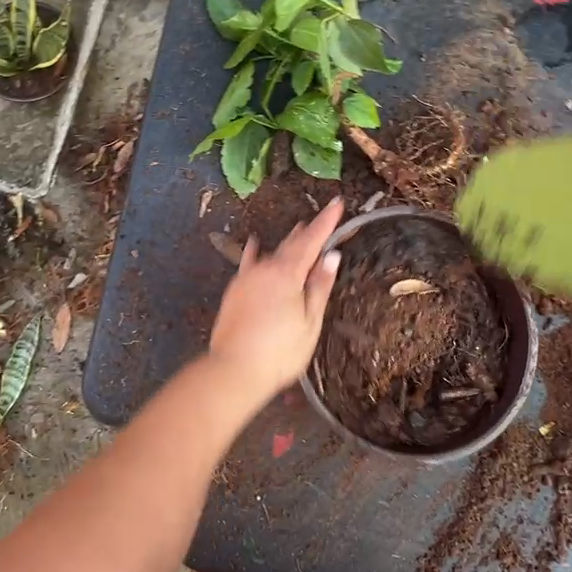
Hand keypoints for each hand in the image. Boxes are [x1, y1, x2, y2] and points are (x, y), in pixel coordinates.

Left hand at [208, 198, 345, 401]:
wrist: (233, 369)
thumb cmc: (279, 352)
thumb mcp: (309, 322)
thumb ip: (319, 287)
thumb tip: (331, 256)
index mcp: (287, 275)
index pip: (311, 241)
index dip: (326, 221)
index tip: (337, 203)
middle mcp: (265, 269)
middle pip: (291, 244)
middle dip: (309, 230)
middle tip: (323, 216)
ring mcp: (247, 278)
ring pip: (272, 253)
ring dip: (287, 241)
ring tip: (299, 228)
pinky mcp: (235, 291)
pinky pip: (249, 263)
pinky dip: (256, 252)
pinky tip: (254, 244)